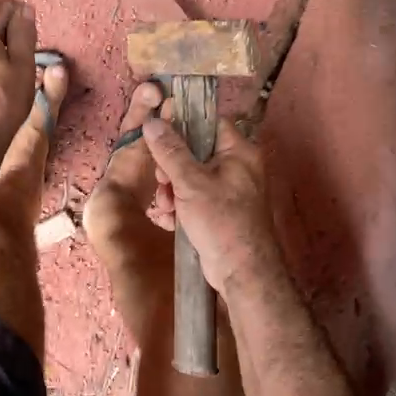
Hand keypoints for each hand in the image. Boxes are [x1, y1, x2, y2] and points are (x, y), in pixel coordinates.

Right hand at [143, 114, 282, 294]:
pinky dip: (179, 205)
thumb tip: (152, 122)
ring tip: (166, 207)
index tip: (159, 135)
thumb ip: (170, 151)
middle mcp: (236, 166)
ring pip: (189, 175)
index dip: (182, 125)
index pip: (207, 122)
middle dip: (170, 168)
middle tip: (161, 182)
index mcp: (238, 151)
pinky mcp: (219, 210)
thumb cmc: (221, 221)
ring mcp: (228, 189)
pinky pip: (193, 196)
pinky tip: (170, 220)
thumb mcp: (190, 182)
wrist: (242, 274)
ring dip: (171, 190)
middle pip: (193, 151)